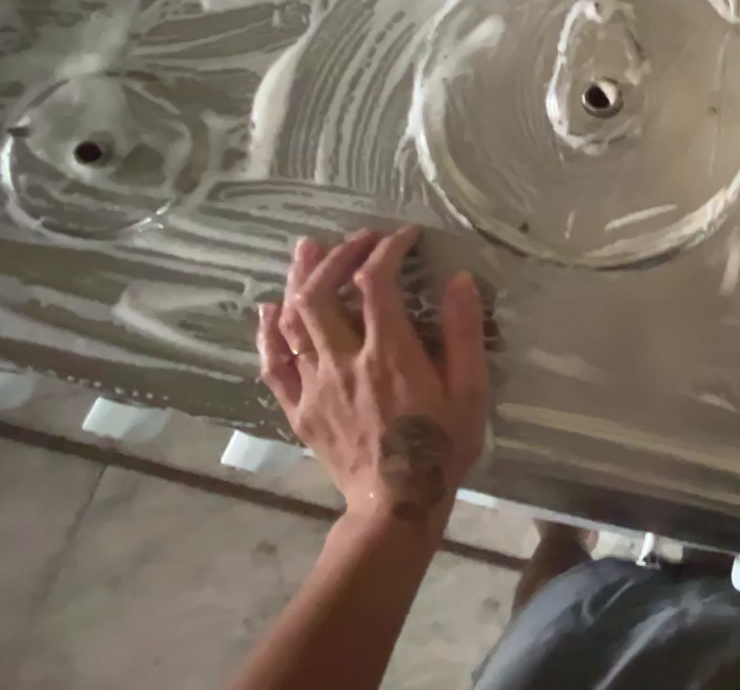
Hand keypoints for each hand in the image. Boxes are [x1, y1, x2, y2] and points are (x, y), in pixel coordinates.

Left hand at [256, 227, 488, 530]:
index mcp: (390, 353)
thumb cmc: (444, 443)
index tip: (406, 236)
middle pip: (322, 295)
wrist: (398, 503)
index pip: (378, 283)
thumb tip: (458, 279)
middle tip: (359, 237)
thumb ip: (464, 332)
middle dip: (337, 256)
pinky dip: (267, 332)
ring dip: (299, 279)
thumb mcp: (471, 387)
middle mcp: (344, 361)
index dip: (388, 250)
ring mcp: (314, 386)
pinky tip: (269, 309)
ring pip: (292, 322)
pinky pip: (273, 365)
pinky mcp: (299, 409)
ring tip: (308, 248)